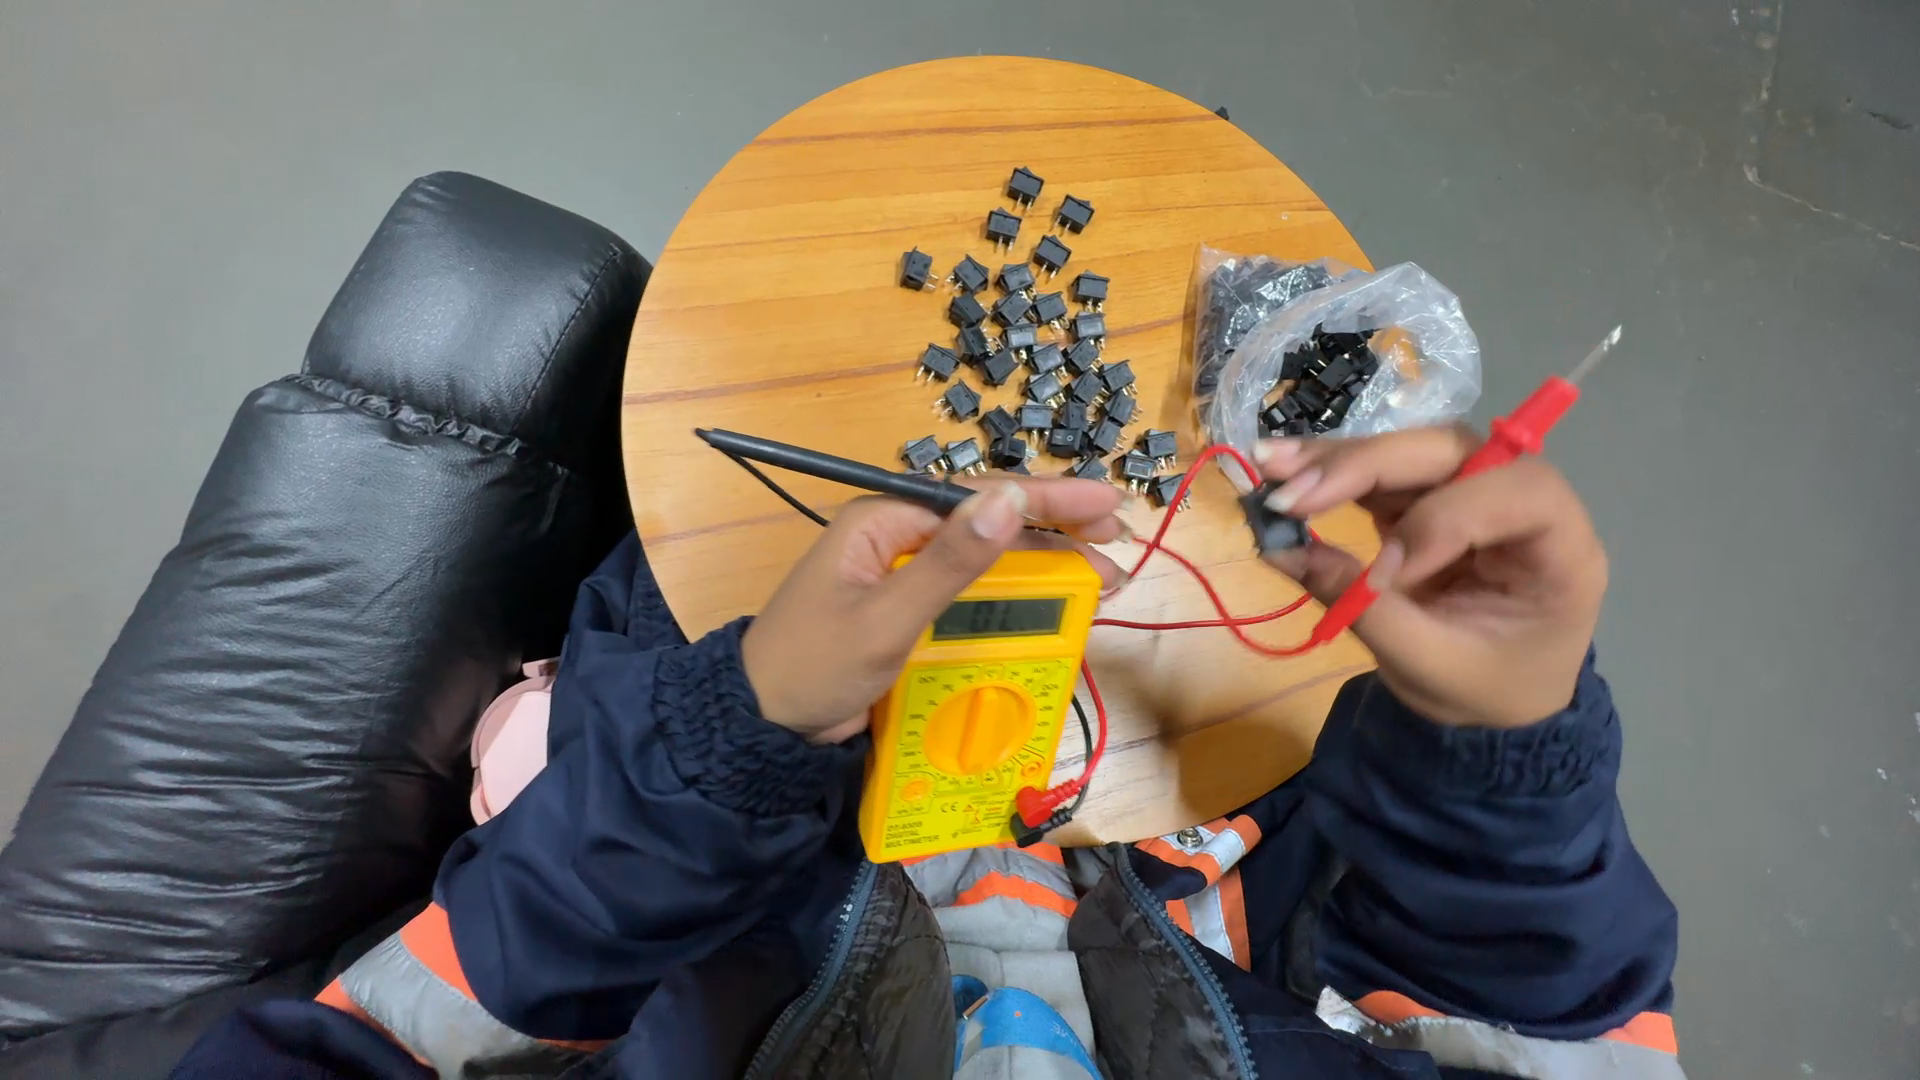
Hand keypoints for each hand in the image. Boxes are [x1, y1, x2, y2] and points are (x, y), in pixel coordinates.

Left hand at [741, 478, 1127, 741]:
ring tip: (1100, 572)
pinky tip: (1049, 599)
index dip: (1047, 497)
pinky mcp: (910, 606)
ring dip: (1041, 561)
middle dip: (1054, 527)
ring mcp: (905, 571)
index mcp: (885, 519)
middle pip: (987, 522)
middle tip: (1115, 538)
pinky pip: (969, 590)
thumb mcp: (886, 617)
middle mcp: (899, 535)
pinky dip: (1011, 593)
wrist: (766, 726)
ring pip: (985, 556)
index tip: (1106, 501)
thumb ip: (950, 562)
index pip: (978, 498)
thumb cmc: (816, 666)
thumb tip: (1010, 498)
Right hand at [1254, 428, 1606, 729]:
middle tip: (1290, 493)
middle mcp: (1517, 502)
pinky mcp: (1420, 501)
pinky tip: (1278, 468)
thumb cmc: (1481, 688)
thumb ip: (1361, 605)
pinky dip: (1325, 470)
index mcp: (1558, 548)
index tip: (1389, 572)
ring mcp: (1464, 495)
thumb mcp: (1426, 661)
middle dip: (1365, 467)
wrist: (1488, 697)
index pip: (1515, 491)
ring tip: (1268, 465)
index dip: (1445, 518)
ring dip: (1333, 459)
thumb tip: (1281, 551)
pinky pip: (1373, 473)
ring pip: (1403, 451)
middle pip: (1447, 452)